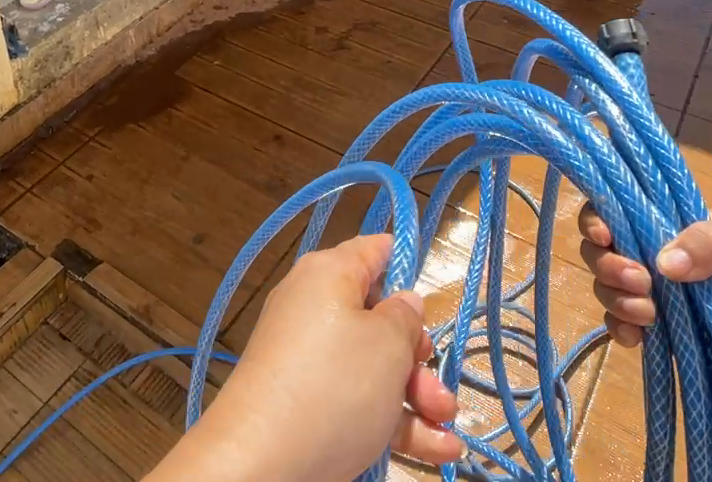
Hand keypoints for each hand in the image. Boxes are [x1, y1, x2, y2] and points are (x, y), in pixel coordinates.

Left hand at [161, 235, 461, 481]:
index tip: (432, 286)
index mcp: (328, 274)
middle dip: (419, 354)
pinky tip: (439, 449)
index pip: (371, 251)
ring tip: (448, 425)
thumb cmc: (334, 384)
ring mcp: (311, 359)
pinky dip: (397, 421)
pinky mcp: (310, 405)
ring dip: (418, 395)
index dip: (404, 262)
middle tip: (438, 383)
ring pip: (376, 367)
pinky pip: (360, 402)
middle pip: (380, 319)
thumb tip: (403, 302)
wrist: (263, 462)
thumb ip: (405, 318)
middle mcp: (316, 308)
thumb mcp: (386, 343)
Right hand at [577, 206, 711, 390]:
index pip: (614, 207)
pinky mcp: (652, 329)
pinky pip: (616, 323)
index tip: (604, 236)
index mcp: (667, 223)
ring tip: (649, 315)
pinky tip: (638, 338)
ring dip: (615, 297)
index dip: (596, 217)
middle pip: (598, 247)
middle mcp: (649, 252)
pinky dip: (618, 328)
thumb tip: (663, 262)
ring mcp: (649, 292)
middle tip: (641, 283)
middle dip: (608, 264)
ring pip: (604, 284)